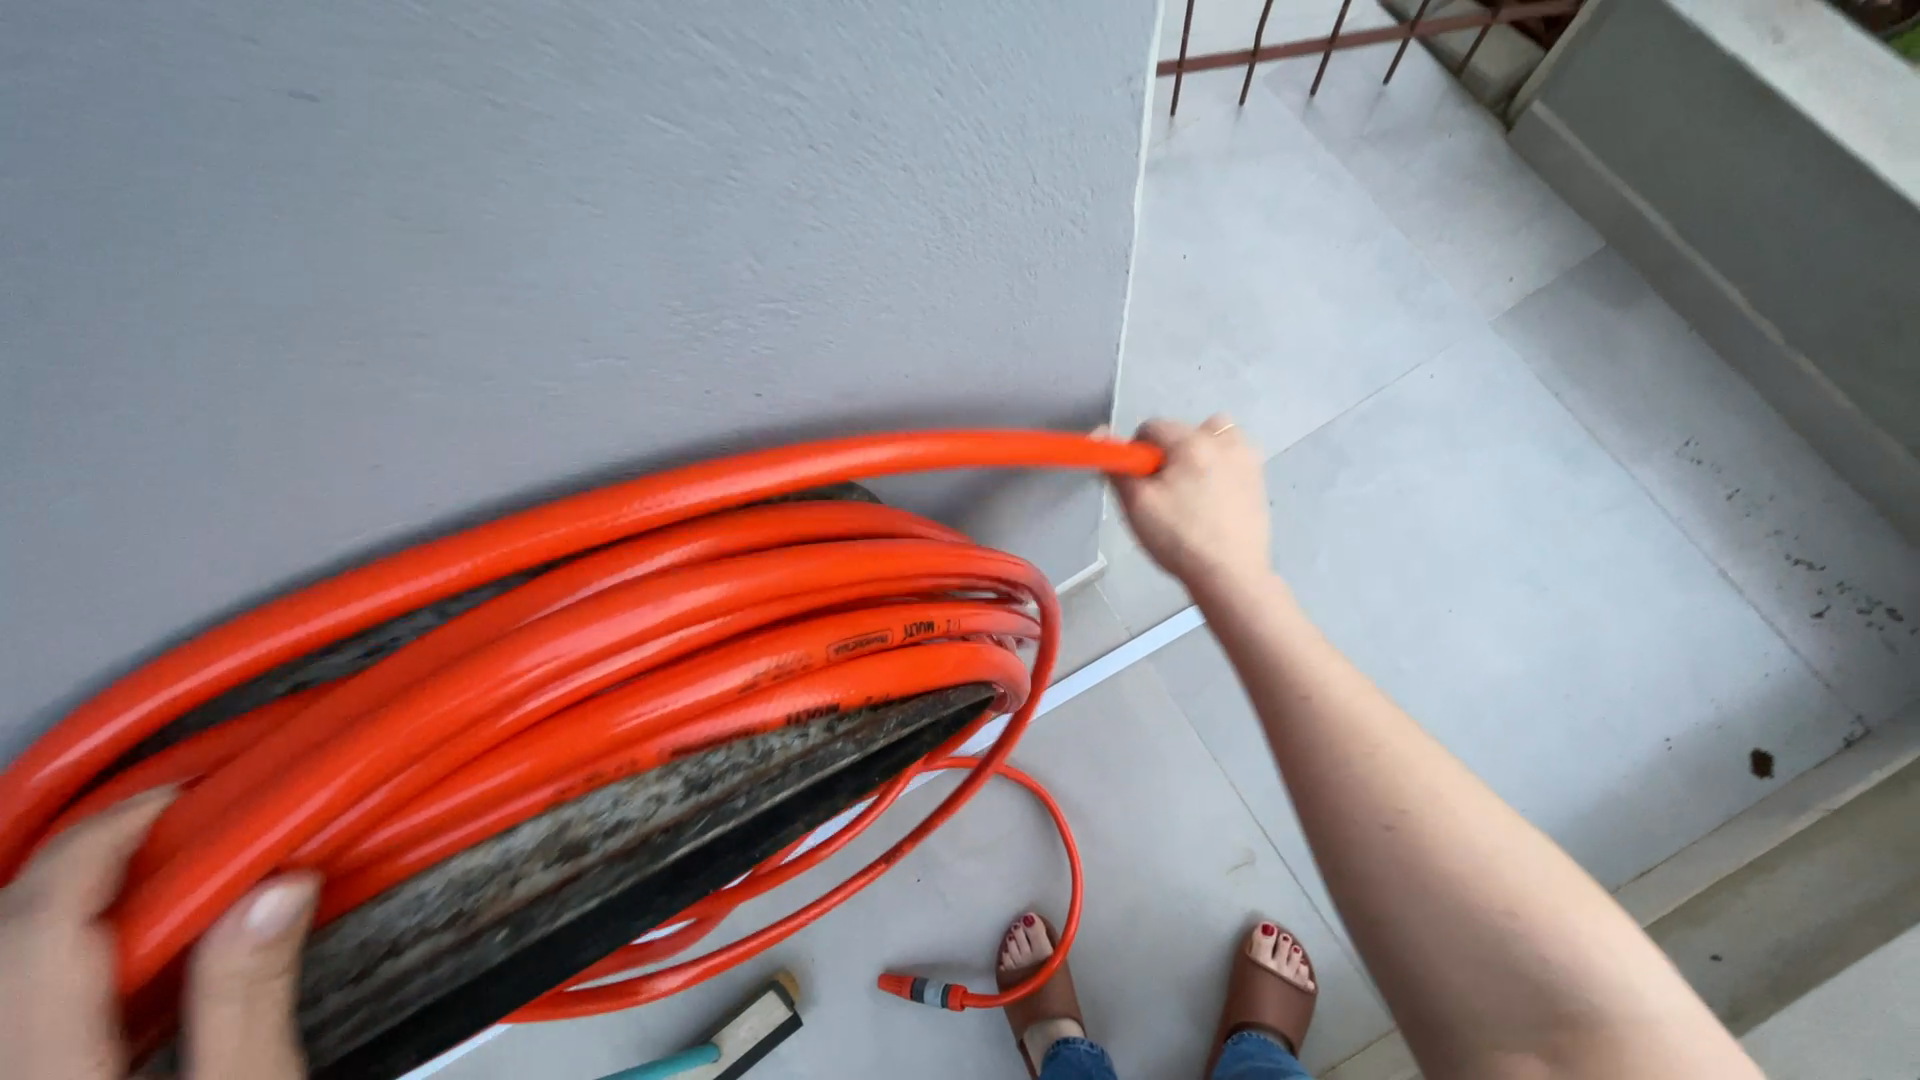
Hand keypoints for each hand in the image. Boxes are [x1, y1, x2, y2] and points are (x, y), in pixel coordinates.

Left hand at [0, 788, 318, 1078]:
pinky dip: (45, 970)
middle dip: (71, 874)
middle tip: (157, 835)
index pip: (37, 931)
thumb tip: (274, 892)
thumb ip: (250, 998)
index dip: (97, 847)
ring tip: (135, 887)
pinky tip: (107, 969)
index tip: (163, 803)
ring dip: (53, 921)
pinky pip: (7, 1014)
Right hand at [1111, 414, 1271, 588]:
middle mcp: (1226, 440)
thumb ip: (1118, 465)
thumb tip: (1099, 433)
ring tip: (1193, 492)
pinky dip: (1220, 470)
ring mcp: (1249, 459)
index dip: (1139, 454)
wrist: (1230, 575)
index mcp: (1192, 442)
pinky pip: (1233, 459)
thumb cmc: (1178, 539)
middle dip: (1172, 453)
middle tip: (1168, 491)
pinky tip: (1214, 503)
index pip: (1152, 428)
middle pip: (1186, 431)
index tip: (1141, 482)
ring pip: (1215, 439)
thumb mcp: (1136, 504)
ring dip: (1200, 455)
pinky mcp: (1260, 479)